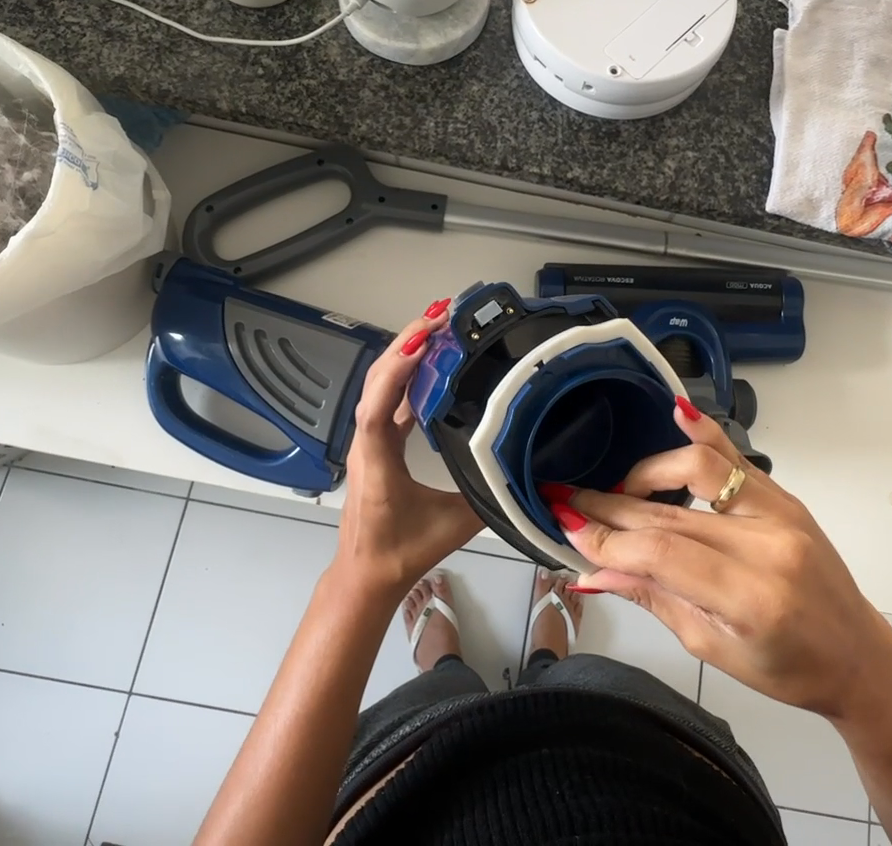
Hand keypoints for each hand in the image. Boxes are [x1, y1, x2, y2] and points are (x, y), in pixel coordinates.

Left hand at [333, 305, 483, 597]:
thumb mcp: (453, 526)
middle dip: (406, 343)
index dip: (397, 372)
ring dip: (405, 352)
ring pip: (380, 385)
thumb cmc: (400, 553)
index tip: (421, 344)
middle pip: (377, 381)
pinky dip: (406, 375)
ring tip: (436, 327)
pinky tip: (429, 362)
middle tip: (439, 316)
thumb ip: (488, 499)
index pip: (377, 407)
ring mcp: (369, 441)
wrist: (366, 575)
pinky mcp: (377, 443)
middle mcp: (367, 443)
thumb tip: (524, 475)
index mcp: (377, 461)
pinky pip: (388, 398)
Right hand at [551, 406, 891, 717]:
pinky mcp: (786, 498)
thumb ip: (653, 598)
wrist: (858, 656)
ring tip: (614, 490)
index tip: (568, 529)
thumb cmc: (789, 669)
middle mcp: (767, 546)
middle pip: (669, 513)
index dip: (608, 538)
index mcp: (751, 598)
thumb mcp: (713, 649)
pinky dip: (704, 434)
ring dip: (644, 475)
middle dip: (609, 507)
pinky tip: (677, 413)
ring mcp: (781, 514)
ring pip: (698, 472)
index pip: (661, 553)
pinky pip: (738, 458)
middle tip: (566, 500)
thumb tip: (592, 571)